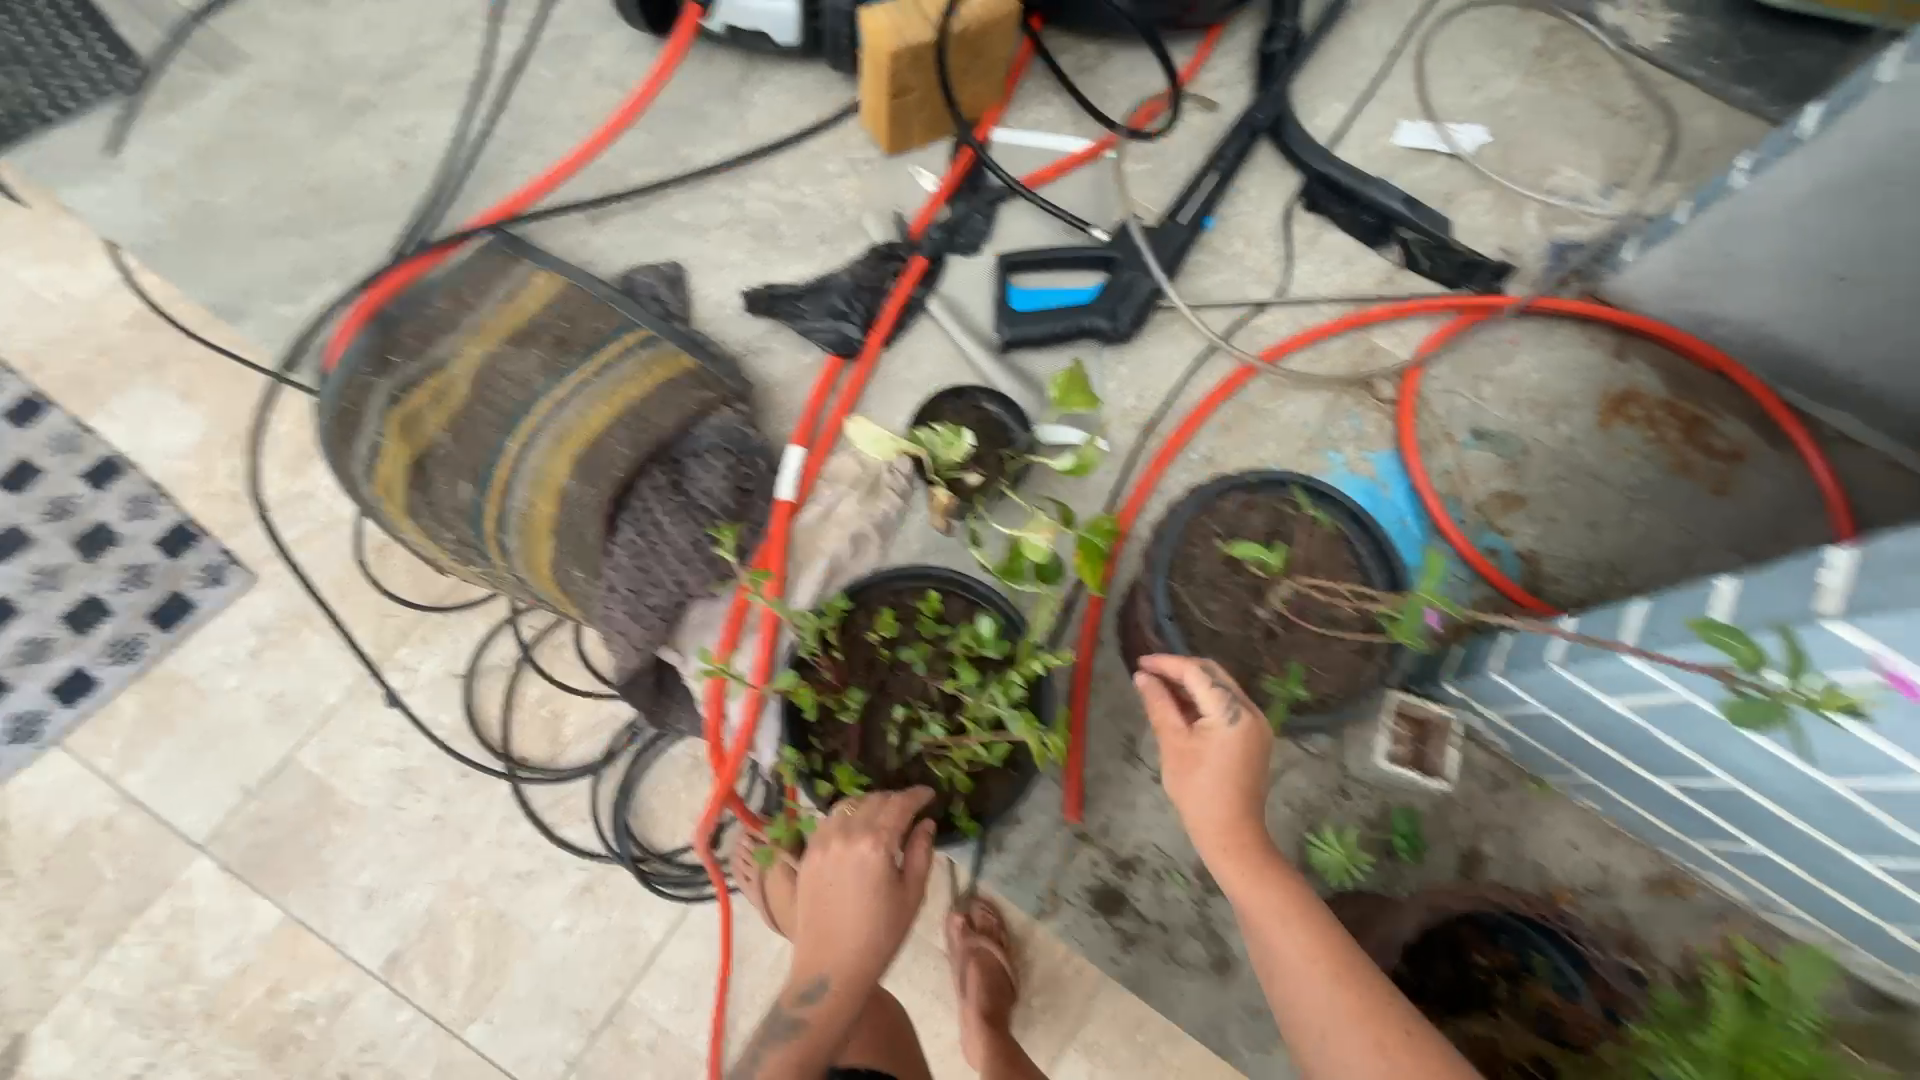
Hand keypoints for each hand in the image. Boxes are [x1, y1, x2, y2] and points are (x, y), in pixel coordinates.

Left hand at [787, 787, 938, 991]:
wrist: (830, 968)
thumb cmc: (880, 937)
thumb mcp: (911, 895)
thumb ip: (921, 852)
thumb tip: (925, 824)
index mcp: (876, 843)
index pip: (900, 804)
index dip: (917, 795)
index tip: (929, 795)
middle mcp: (846, 833)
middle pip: (874, 800)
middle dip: (895, 799)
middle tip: (909, 808)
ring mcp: (822, 842)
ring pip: (848, 805)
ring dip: (869, 804)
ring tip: (882, 816)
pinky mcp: (807, 854)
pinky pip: (828, 821)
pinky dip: (846, 817)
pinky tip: (855, 830)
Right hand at [1134, 654, 1274, 862]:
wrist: (1230, 833)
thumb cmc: (1197, 791)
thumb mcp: (1172, 743)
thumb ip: (1158, 704)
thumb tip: (1142, 677)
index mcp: (1232, 712)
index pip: (1197, 672)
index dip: (1167, 663)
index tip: (1140, 662)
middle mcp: (1251, 711)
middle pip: (1213, 675)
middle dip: (1179, 670)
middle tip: (1147, 672)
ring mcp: (1256, 724)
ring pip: (1220, 689)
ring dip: (1191, 684)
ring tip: (1158, 687)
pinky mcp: (1254, 736)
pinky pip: (1227, 706)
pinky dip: (1203, 701)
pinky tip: (1180, 706)